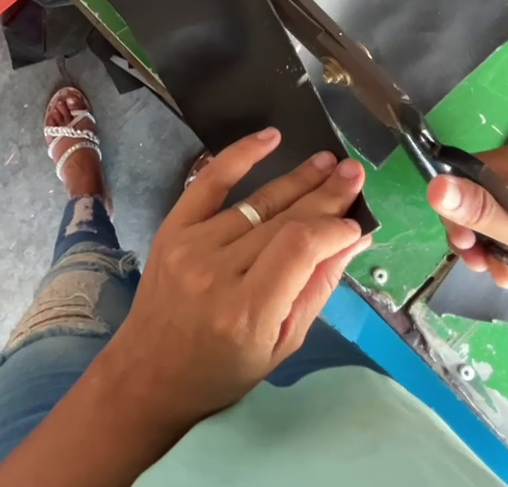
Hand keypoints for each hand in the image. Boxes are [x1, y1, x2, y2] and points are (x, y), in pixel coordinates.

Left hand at [88, 128, 371, 429]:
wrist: (151, 369)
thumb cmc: (223, 368)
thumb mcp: (282, 345)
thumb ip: (317, 287)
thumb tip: (354, 238)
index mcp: (248, 310)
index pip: (299, 247)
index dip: (332, 228)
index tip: (356, 221)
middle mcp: (217, 270)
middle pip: (281, 219)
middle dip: (324, 194)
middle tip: (354, 172)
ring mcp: (191, 244)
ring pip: (255, 201)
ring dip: (296, 178)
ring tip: (328, 161)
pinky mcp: (173, 227)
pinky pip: (209, 181)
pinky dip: (239, 155)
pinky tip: (270, 138)